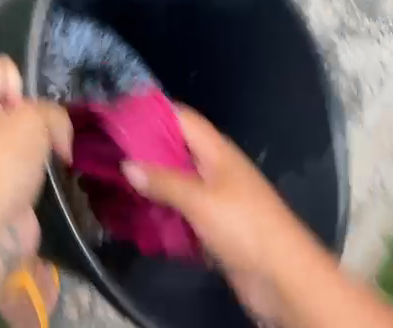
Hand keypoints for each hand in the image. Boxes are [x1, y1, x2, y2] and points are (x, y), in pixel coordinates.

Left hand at [0, 56, 72, 229]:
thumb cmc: (3, 164)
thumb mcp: (35, 121)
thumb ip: (53, 112)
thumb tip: (54, 131)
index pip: (3, 67)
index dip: (23, 86)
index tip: (25, 114)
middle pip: (14, 98)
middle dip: (36, 115)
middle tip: (42, 137)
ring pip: (20, 129)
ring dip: (39, 142)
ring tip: (49, 157)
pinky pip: (20, 156)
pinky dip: (33, 164)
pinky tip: (42, 176)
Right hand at [121, 105, 314, 297]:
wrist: (286, 282)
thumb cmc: (245, 228)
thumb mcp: (200, 200)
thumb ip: (163, 181)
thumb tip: (126, 164)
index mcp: (216, 151)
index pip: (179, 117)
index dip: (150, 111)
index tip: (117, 112)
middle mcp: (214, 169)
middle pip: (175, 148)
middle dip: (143, 148)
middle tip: (105, 147)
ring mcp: (215, 199)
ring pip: (175, 181)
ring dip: (150, 181)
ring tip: (112, 179)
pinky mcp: (213, 228)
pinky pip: (180, 211)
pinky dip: (161, 209)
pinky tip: (135, 212)